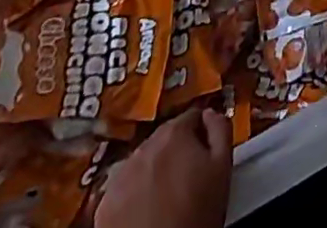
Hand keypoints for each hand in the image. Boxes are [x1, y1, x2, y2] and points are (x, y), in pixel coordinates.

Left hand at [95, 109, 232, 227]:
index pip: (192, 116)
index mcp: (174, 134)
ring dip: (156, 170)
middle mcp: (143, 148)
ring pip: (144, 162)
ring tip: (168, 196)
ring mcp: (120, 176)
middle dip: (178, 151)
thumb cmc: (196, 213)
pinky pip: (124, 187)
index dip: (202, 131)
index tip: (207, 149)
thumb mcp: (222, 166)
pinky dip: (135, 193)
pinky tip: (147, 211)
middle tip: (190, 177)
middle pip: (165, 138)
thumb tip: (211, 113)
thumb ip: (220, 128)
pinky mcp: (104, 204)